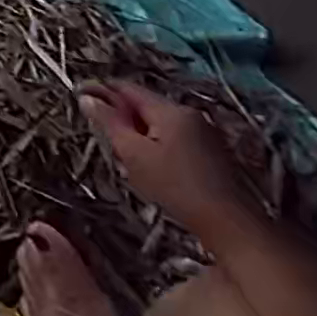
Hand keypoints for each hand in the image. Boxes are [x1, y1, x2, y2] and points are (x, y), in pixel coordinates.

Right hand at [78, 80, 260, 237]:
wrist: (234, 227)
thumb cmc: (178, 188)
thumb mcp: (134, 154)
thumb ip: (109, 122)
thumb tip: (87, 97)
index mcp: (170, 110)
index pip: (127, 88)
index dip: (102, 92)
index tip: (83, 102)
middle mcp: (190, 115)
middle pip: (144, 105)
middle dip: (122, 117)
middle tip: (108, 140)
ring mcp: (206, 134)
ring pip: (159, 123)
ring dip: (139, 134)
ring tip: (130, 158)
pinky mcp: (214, 153)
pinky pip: (175, 138)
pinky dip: (158, 145)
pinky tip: (154, 169)